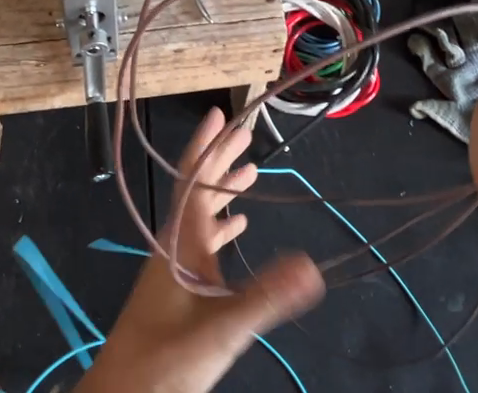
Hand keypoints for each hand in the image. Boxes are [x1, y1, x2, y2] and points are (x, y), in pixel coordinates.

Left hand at [78, 108, 324, 392]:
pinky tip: (238, 226)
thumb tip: (313, 267)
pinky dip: (222, 227)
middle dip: (221, 160)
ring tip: (251, 170)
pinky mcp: (179, 292)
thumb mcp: (221, 330)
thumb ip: (265, 298)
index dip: (205, 146)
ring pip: (201, 216)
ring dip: (224, 191)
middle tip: (246, 133)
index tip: (220, 114)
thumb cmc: (163, 362)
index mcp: (180, 244)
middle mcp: (176, 248)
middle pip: (198, 191)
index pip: (192, 182)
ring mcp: (176, 270)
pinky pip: (203, 245)